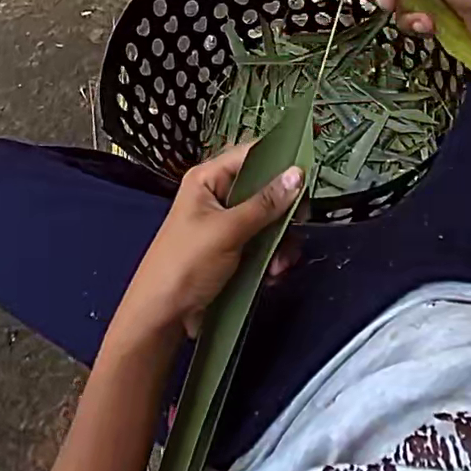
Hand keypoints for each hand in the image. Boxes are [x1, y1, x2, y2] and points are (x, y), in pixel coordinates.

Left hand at [112, 143, 304, 355]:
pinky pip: (264, 244)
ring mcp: (228, 224)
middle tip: (297, 226)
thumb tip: (298, 173)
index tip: (307, 177)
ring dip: (280, 242)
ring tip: (279, 264)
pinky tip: (272, 274)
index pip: (251, 155)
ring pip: (270, 221)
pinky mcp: (235, 249)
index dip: (280, 161)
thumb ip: (265, 204)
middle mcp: (219, 196)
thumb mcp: (227, 231)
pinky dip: (272, 258)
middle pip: (266, 190)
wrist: (163, 315)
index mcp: (208, 179)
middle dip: (284, 213)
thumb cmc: (185, 265)